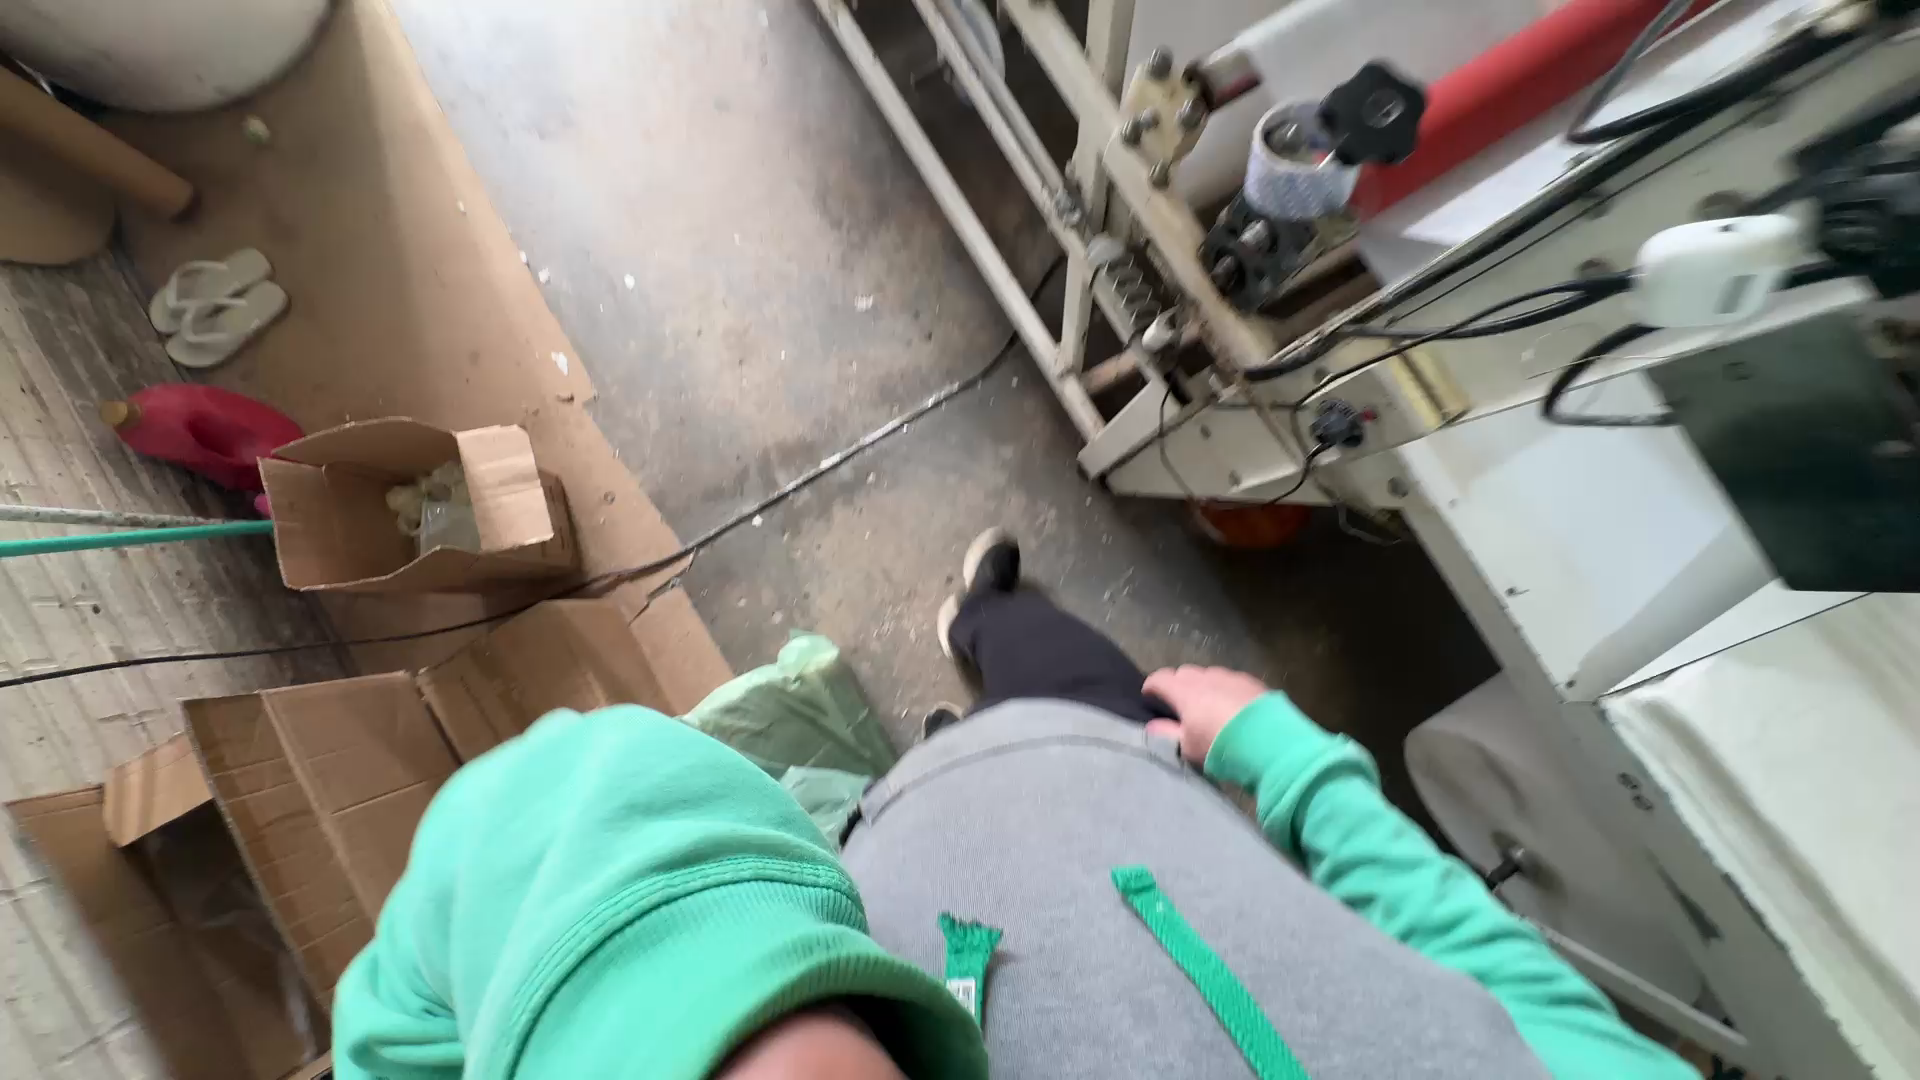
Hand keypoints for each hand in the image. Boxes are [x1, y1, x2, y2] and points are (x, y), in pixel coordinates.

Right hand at [1143, 665, 1269, 764]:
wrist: (1273, 744)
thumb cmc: (1221, 747)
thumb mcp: (1189, 748)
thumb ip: (1167, 734)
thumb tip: (1152, 726)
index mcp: (1184, 691)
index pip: (1159, 679)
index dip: (1151, 687)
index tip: (1150, 698)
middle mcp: (1205, 677)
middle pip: (1184, 673)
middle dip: (1178, 685)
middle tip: (1180, 705)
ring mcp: (1231, 677)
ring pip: (1209, 675)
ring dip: (1204, 686)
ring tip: (1210, 706)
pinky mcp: (1253, 682)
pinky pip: (1231, 681)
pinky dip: (1226, 690)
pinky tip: (1234, 707)